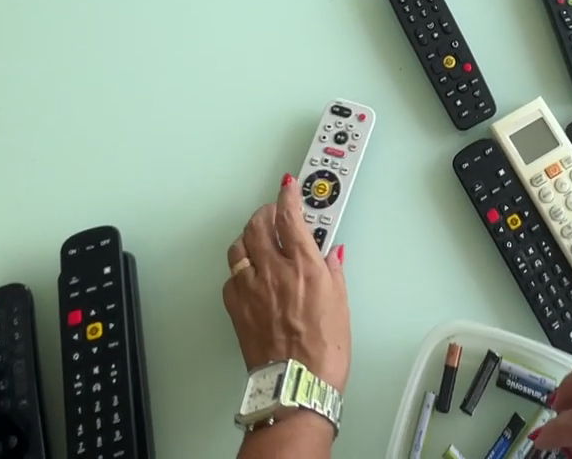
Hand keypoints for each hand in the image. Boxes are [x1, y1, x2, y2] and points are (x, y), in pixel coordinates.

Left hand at [222, 174, 351, 390]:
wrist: (297, 386)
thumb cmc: (324, 349)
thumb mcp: (340, 302)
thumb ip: (333, 270)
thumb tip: (333, 252)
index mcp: (304, 265)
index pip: (290, 215)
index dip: (288, 195)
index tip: (288, 186)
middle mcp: (274, 270)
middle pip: (259, 224)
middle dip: (265, 211)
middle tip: (273, 211)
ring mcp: (251, 288)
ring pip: (239, 246)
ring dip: (249, 236)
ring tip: (258, 237)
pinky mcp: (236, 308)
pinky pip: (231, 277)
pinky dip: (239, 268)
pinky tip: (249, 273)